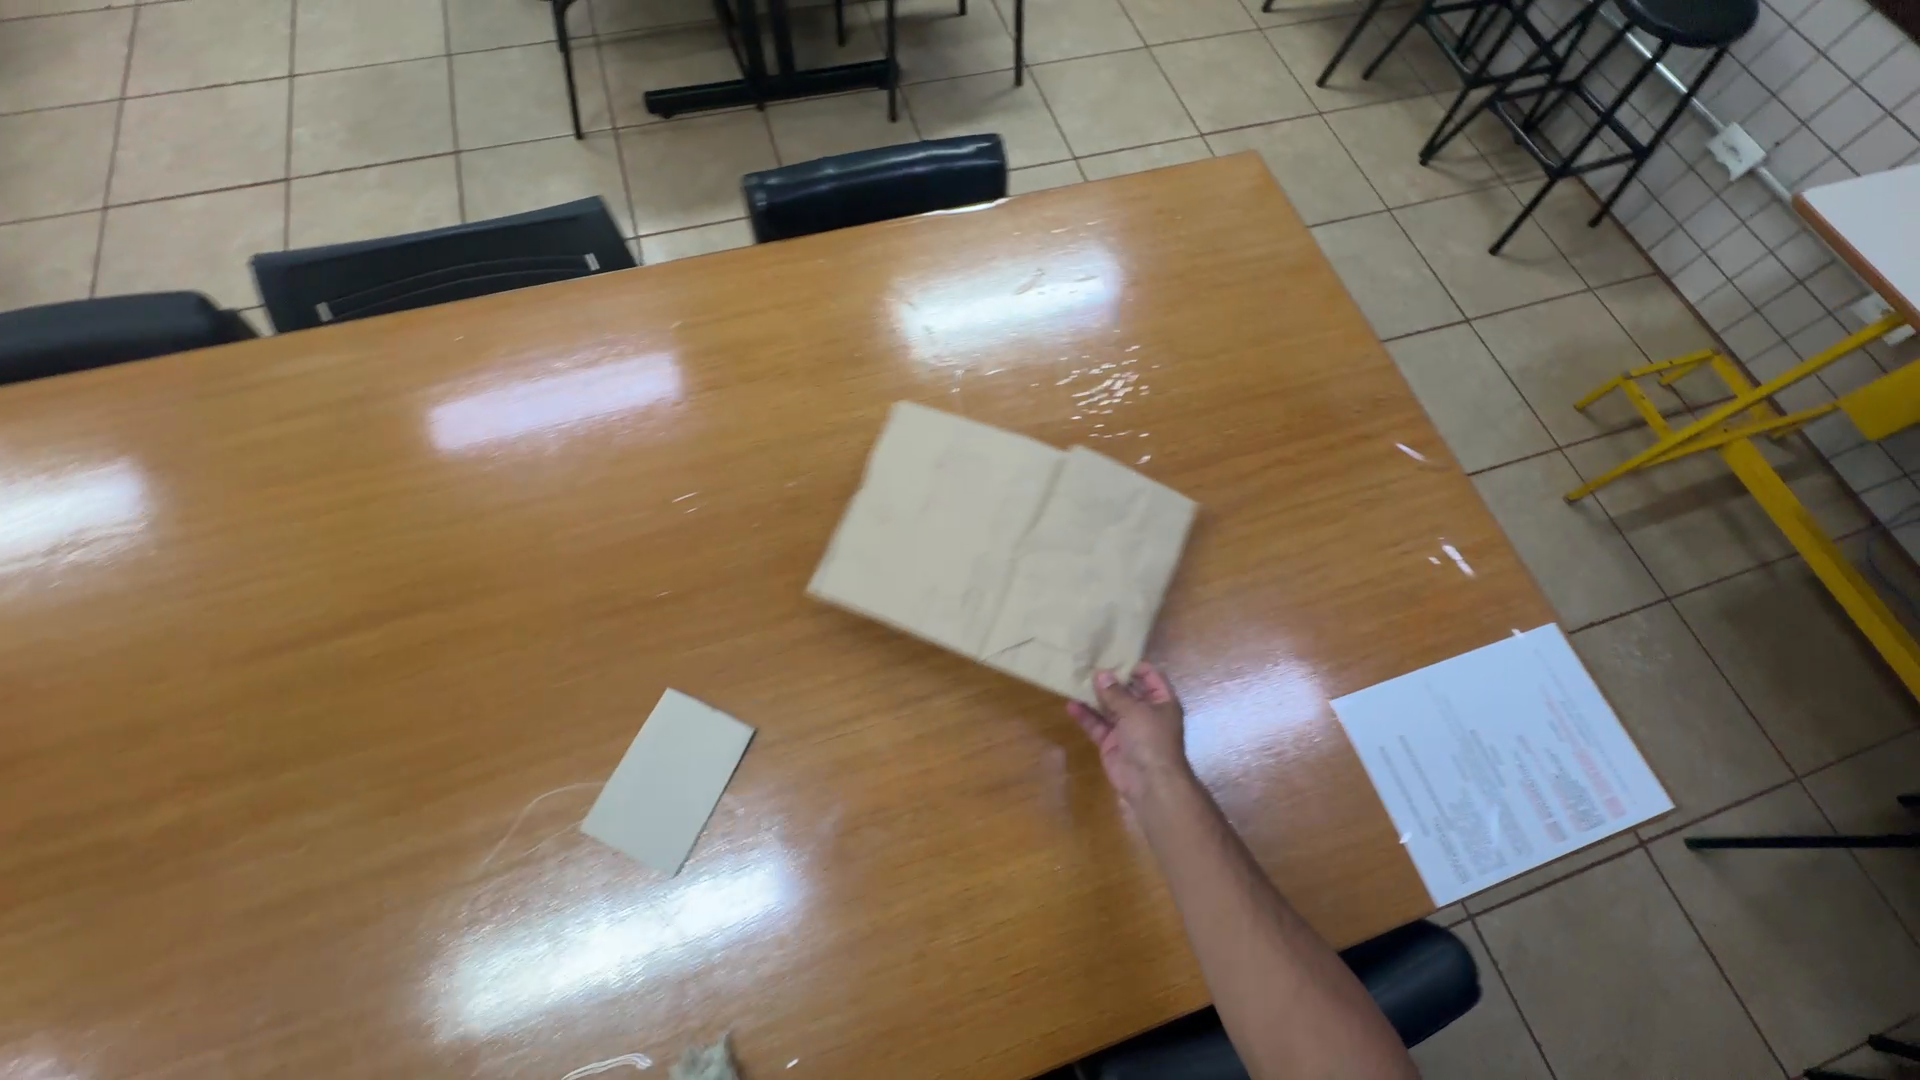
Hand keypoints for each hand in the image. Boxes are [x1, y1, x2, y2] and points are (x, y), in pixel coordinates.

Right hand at [1068, 662, 1193, 803]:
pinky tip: (1071, 704)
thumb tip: (1101, 674)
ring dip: (1094, 696)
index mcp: (1162, 702)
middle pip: (1127, 691)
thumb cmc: (1151, 739)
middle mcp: (1146, 713)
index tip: (1112, 655)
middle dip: (1109, 680)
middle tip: (1088, 663)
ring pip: (1109, 708)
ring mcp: (1128, 729)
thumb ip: (1116, 693)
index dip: (1134, 666)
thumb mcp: (1135, 710)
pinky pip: (1098, 725)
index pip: (1150, 676)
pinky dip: (1086, 716)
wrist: (1149, 782)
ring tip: (1076, 680)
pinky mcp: (1112, 743)